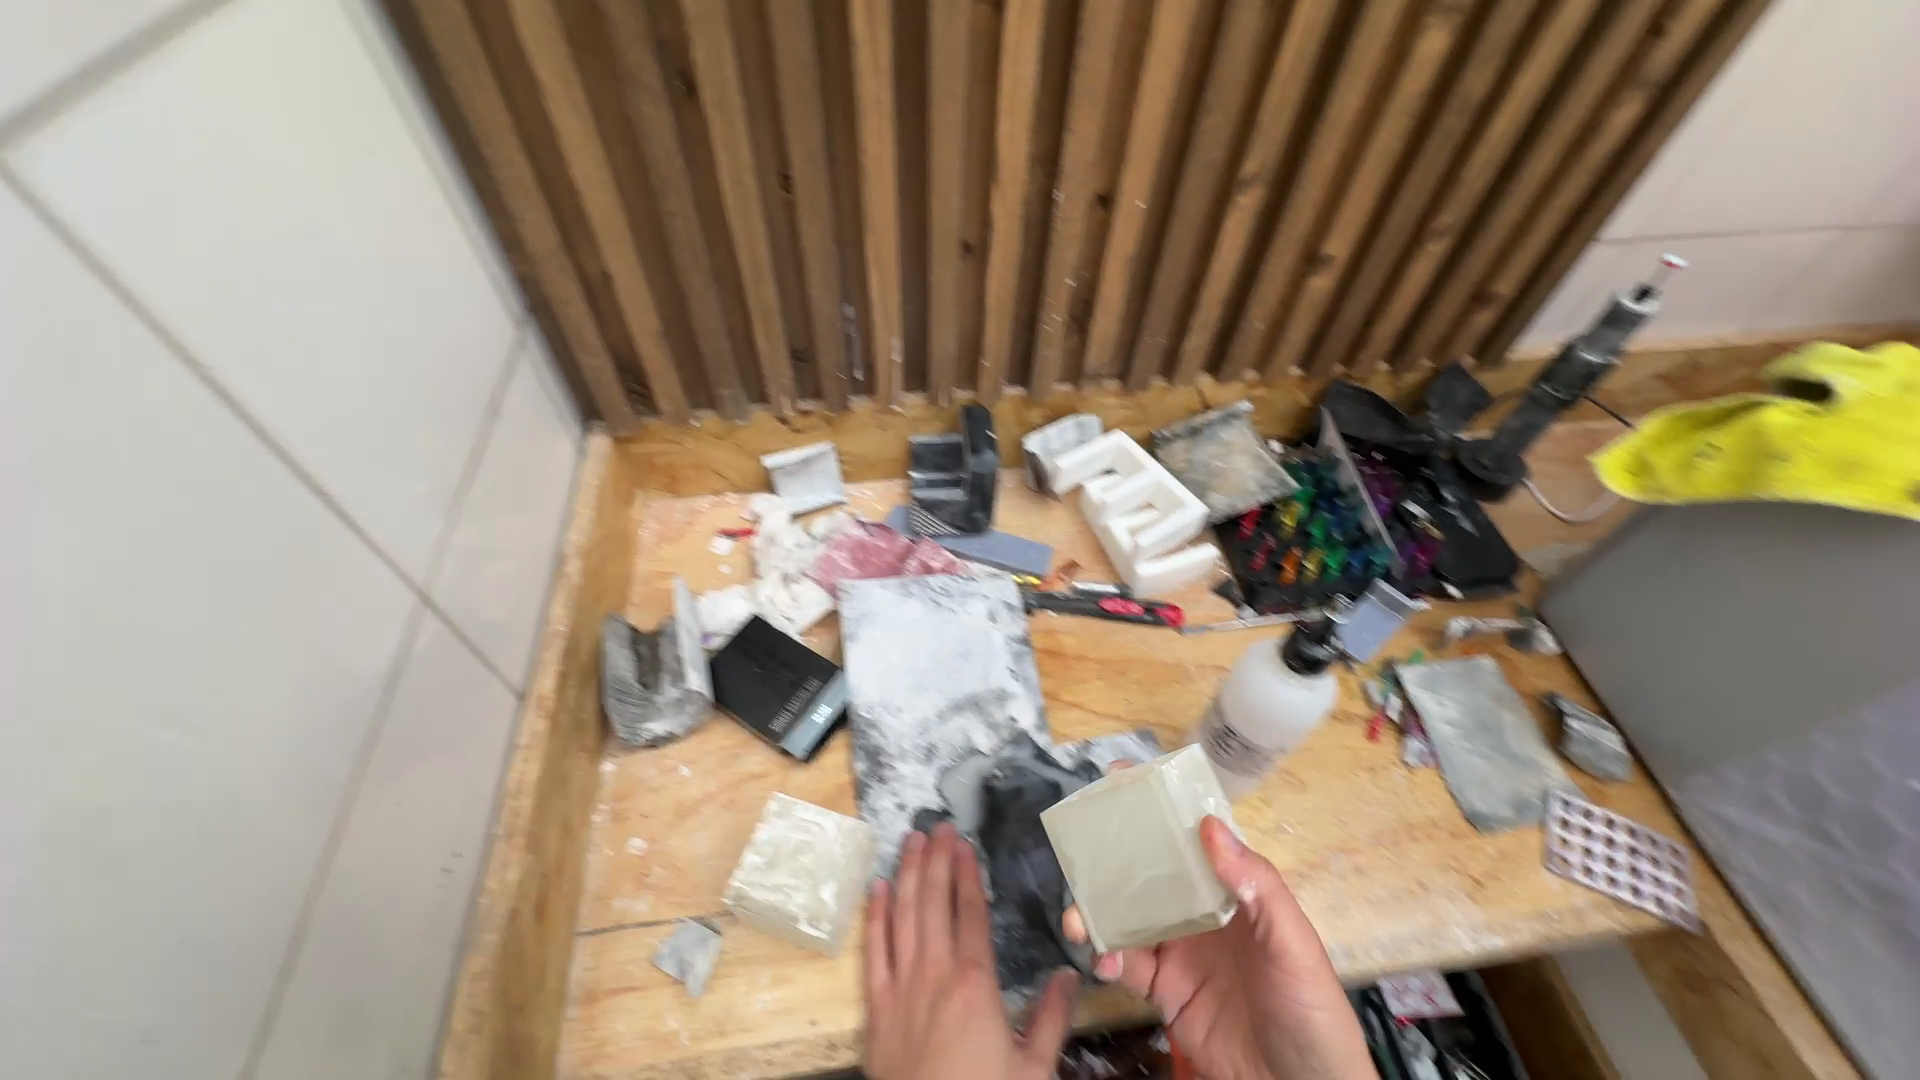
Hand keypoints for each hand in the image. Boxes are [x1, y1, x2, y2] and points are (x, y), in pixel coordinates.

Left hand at [864, 823, 1079, 1079]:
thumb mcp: (1032, 1069)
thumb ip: (1052, 1019)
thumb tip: (1070, 976)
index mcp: (975, 983)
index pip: (970, 913)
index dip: (966, 874)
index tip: (964, 843)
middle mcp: (934, 973)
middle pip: (933, 902)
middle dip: (935, 859)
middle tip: (938, 825)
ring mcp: (899, 987)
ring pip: (901, 915)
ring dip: (906, 873)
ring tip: (910, 840)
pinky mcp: (875, 1007)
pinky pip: (873, 950)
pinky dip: (874, 916)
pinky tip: (876, 889)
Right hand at [1064, 816, 1372, 1079]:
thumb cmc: (1310, 1009)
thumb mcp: (1294, 944)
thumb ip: (1257, 885)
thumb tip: (1208, 826)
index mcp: (1233, 890)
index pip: (1193, 837)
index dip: (1159, 808)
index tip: (1120, 778)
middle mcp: (1200, 912)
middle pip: (1149, 872)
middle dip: (1111, 859)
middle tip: (1079, 851)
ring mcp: (1179, 950)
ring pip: (1128, 914)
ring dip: (1097, 910)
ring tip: (1077, 919)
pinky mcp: (1164, 990)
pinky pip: (1126, 963)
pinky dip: (1107, 956)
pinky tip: (1103, 961)